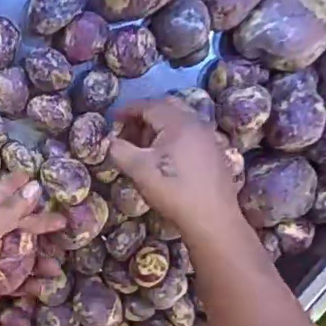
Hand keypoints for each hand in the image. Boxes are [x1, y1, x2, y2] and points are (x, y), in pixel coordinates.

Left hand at [0, 172, 64, 325]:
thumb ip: (12, 209)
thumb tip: (35, 186)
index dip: (13, 183)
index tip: (30, 175)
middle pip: (18, 224)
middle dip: (39, 223)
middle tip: (62, 222)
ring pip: (22, 253)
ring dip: (39, 259)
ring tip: (55, 266)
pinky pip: (19, 279)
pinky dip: (31, 281)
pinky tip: (43, 284)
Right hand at [109, 98, 246, 244]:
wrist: (212, 219)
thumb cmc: (173, 190)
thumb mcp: (139, 170)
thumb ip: (120, 151)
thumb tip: (110, 142)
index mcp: (179, 122)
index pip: (149, 105)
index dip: (128, 110)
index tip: (113, 119)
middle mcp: (197, 124)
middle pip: (167, 108)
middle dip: (145, 116)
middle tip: (128, 131)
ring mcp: (210, 138)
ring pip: (180, 121)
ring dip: (159, 127)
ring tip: (144, 146)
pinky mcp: (215, 154)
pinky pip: (190, 135)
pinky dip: (173, 138)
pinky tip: (166, 158)